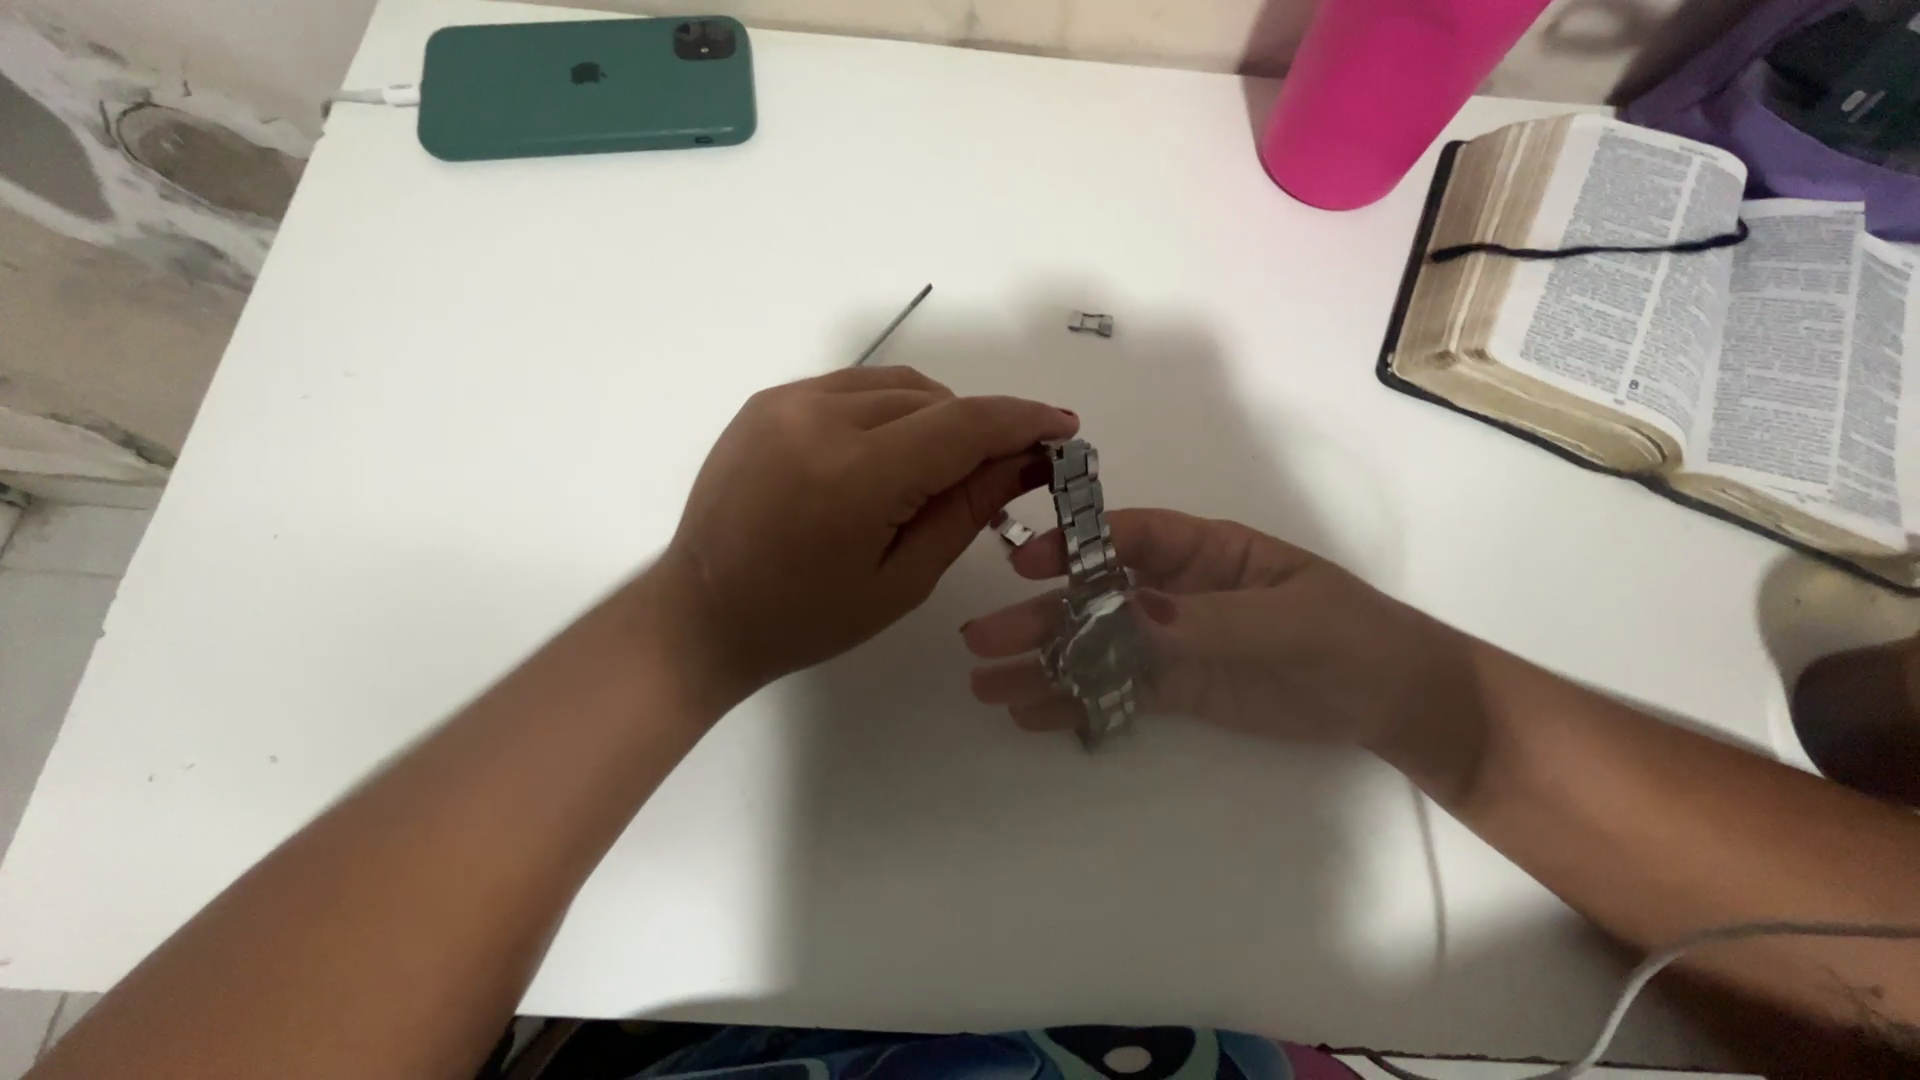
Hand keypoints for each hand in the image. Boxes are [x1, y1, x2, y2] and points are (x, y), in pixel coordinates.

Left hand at [652, 366, 1078, 705]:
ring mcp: (787, 401)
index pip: (963, 425)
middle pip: (934, 400)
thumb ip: (965, 509)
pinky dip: (890, 411)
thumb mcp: (901, 579)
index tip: (1064, 428)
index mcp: (854, 474)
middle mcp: (818, 417)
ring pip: (897, 386)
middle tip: (998, 473)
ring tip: (936, 470)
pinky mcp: (768, 400)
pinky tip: (886, 455)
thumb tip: (1026, 459)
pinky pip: (855, 387)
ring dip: (935, 417)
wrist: (701, 613)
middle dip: (978, 429)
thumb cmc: (806, 619)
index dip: (1022, 421)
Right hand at [962, 509, 1487, 791]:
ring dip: (1043, 664)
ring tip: (986, 686)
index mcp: (1205, 551)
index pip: (1127, 537)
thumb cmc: (1354, 639)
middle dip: (1037, 616)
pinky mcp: (1176, 688)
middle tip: (978, 639)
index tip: (1024, 564)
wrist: (1396, 704)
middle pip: (1094, 598)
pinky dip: (1076, 702)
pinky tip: (1032, 715)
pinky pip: (1117, 691)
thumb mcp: (1290, 621)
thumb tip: (1131, 610)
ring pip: (1095, 648)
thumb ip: (1211, 619)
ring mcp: (1172, 641)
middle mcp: (1175, 590)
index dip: (1073, 546)